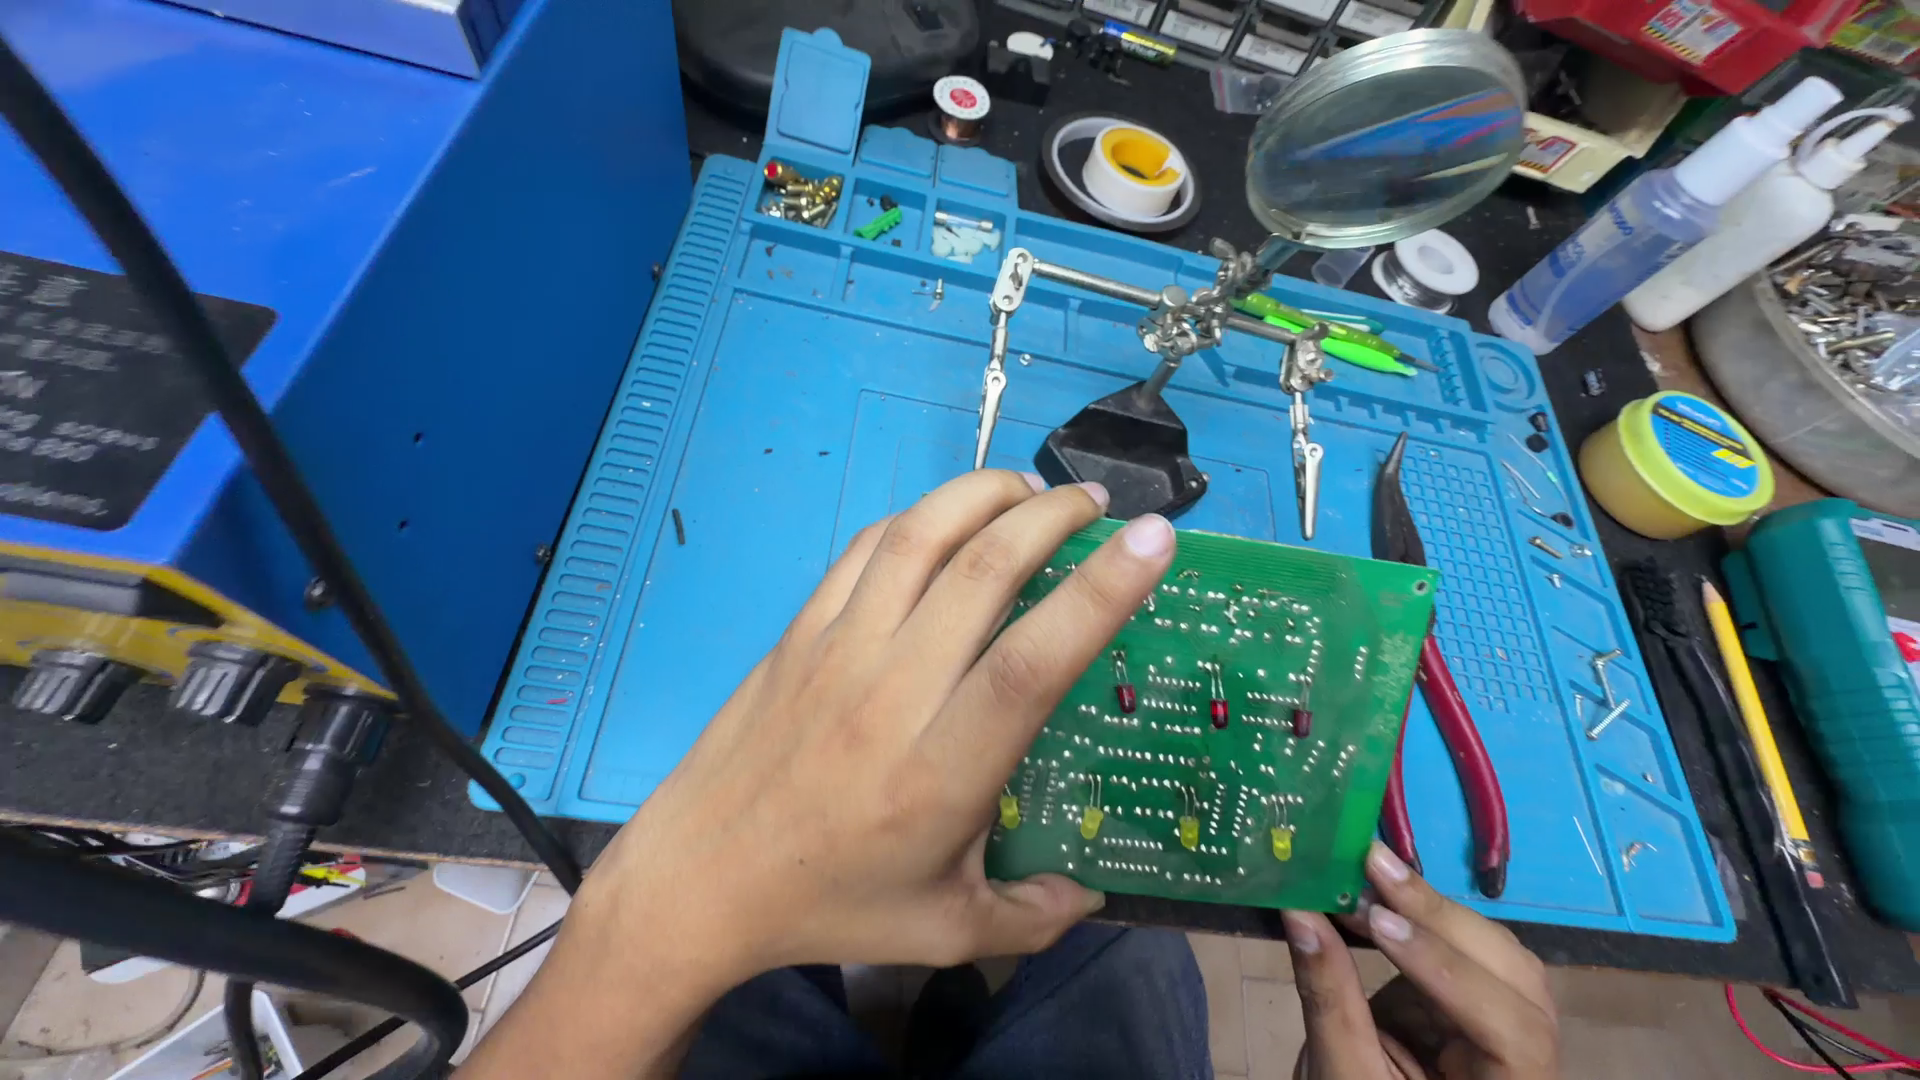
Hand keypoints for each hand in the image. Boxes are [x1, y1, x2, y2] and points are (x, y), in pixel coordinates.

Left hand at [581, 470, 1176, 982]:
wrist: (699, 877)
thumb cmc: (829, 903)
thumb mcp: (945, 931)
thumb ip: (1033, 916)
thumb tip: (1093, 890)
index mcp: (942, 769)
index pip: (1032, 661)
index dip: (1099, 592)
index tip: (1152, 538)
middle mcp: (894, 690)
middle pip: (982, 571)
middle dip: (1051, 518)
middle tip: (1097, 505)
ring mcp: (839, 648)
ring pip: (920, 538)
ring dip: (984, 495)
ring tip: (1031, 487)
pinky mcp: (800, 631)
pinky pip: (865, 550)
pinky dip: (918, 518)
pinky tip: (948, 520)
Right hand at [1283, 842, 1559, 1079]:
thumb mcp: (1341, 1074)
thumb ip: (1328, 997)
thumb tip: (1299, 910)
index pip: (1511, 1032)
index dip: (1447, 970)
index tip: (1377, 922)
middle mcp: (1532, 1064)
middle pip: (1515, 977)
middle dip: (1440, 918)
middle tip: (1371, 865)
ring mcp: (1504, 1025)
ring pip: (1494, 952)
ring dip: (1429, 908)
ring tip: (1366, 871)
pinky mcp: (1468, 999)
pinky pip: (1457, 947)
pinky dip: (1414, 915)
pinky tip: (1370, 894)